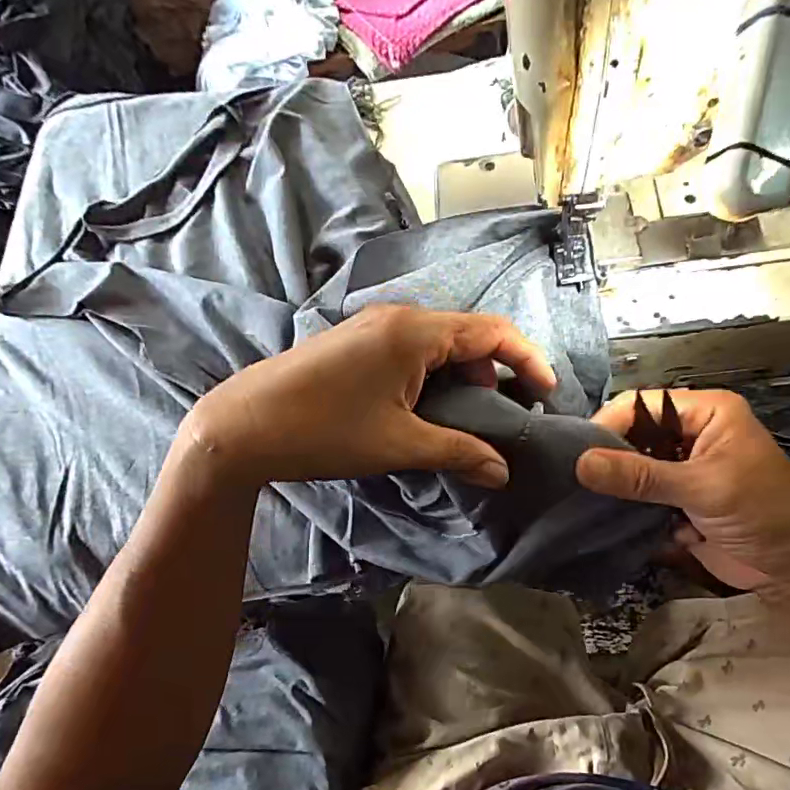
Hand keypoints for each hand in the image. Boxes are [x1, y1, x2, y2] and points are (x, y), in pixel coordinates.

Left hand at [182, 306, 556, 487]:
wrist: (242, 425)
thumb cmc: (323, 431)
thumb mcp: (398, 444)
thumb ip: (458, 452)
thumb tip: (501, 471)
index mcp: (415, 331)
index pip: (492, 333)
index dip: (528, 360)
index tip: (547, 395)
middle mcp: (395, 317)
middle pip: (464, 337)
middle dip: (490, 376)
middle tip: (498, 420)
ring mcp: (368, 327)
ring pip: (433, 347)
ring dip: (454, 381)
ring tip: (458, 424)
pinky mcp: (349, 344)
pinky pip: (404, 353)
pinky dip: (424, 379)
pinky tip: (418, 412)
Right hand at [574, 389, 789, 600]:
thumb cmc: (765, 513)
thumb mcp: (702, 488)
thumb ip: (640, 476)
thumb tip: (580, 463)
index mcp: (706, 413)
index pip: (640, 405)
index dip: (608, 425)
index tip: (576, 455)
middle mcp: (690, 434)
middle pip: (631, 435)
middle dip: (607, 457)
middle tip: (574, 479)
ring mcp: (682, 468)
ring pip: (630, 467)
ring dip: (615, 486)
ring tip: (586, 498)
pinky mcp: (674, 499)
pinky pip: (636, 495)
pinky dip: (626, 507)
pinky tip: (611, 517)